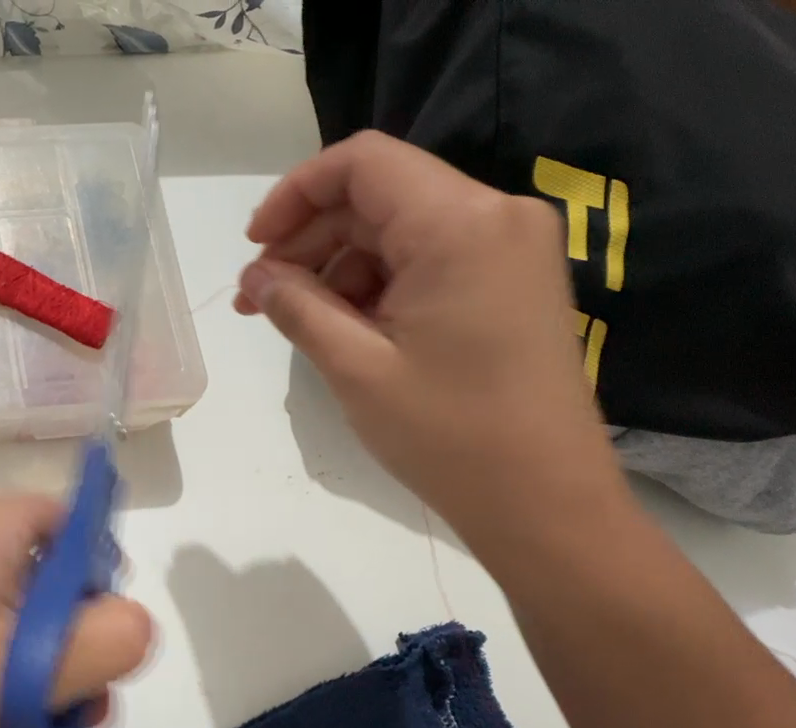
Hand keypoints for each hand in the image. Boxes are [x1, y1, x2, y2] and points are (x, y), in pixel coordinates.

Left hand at [0, 495, 153, 727]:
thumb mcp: (30, 673)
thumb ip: (108, 639)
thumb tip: (133, 622)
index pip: (71, 524)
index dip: (100, 584)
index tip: (102, 648)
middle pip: (43, 585)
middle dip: (72, 656)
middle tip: (83, 717)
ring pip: (9, 630)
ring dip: (35, 690)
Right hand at [233, 131, 629, 556]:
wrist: (542, 496)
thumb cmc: (446, 432)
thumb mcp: (355, 367)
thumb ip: (298, 307)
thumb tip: (255, 276)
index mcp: (461, 225)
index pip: (363, 164)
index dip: (295, 194)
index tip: (253, 247)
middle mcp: (495, 217)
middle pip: (380, 196)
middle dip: (309, 239)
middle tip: (257, 299)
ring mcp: (510, 249)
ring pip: (400, 229)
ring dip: (338, 266)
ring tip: (295, 322)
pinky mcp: (511, 282)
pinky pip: (429, 259)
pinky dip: (377, 284)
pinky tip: (344, 328)